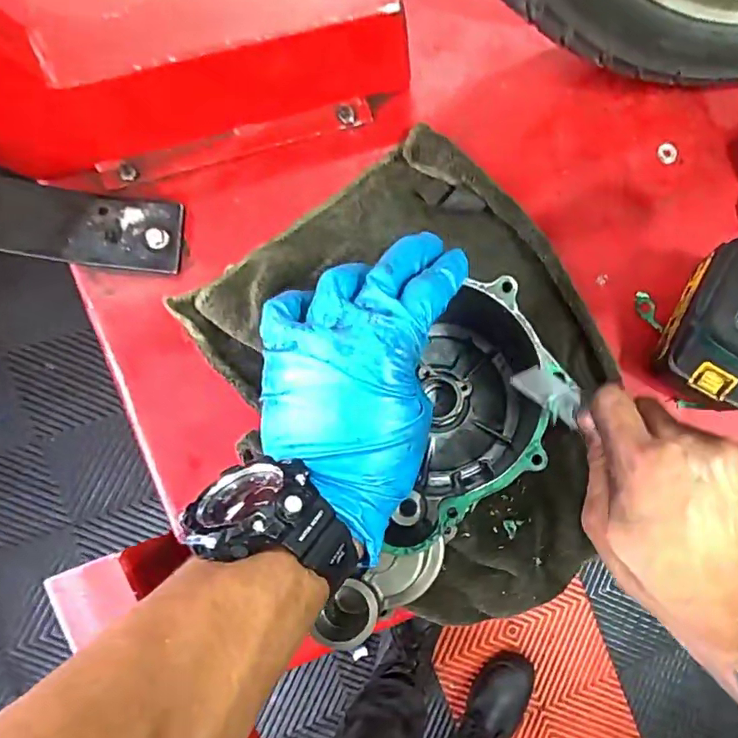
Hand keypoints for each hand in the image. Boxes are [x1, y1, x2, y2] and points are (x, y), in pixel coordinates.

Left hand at [260, 233, 468, 560]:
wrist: (328, 487)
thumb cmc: (377, 459)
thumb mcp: (416, 408)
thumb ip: (408, 369)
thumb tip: (398, 358)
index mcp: (393, 342)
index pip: (424, 291)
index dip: (443, 273)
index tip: (452, 262)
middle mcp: (352, 328)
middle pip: (386, 274)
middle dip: (411, 256)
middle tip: (425, 250)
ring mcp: (314, 336)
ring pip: (337, 283)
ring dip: (359, 277)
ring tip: (368, 280)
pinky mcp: (285, 353)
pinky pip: (285, 311)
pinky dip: (299, 302)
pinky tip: (311, 305)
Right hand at [579, 386, 737, 655]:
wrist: (731, 598)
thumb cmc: (658, 573)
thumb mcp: (604, 529)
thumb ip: (596, 469)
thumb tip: (591, 427)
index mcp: (642, 461)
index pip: (612, 398)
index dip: (602, 410)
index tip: (603, 427)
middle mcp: (683, 442)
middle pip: (646, 408)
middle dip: (637, 432)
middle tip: (640, 470)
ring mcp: (720, 447)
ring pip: (678, 426)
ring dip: (671, 447)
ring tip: (676, 490)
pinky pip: (708, 442)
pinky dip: (700, 459)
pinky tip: (702, 493)